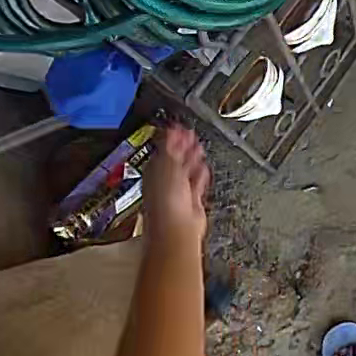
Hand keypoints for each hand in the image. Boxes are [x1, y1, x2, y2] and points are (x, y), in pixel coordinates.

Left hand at [142, 123, 210, 242]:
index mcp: (153, 171)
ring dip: (192, 158)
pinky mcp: (191, 201)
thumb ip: (171, 147)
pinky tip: (203, 167)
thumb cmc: (166, 202)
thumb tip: (171, 131)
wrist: (178, 227)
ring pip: (185, 170)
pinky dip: (200, 174)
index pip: (161, 149)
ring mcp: (177, 192)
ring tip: (198, 147)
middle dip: (182, 146)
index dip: (170, 138)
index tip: (177, 127)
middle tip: (189, 134)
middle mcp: (164, 181)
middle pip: (174, 159)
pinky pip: (196, 183)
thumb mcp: (168, 165)